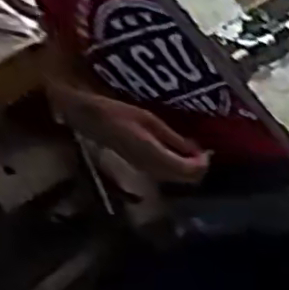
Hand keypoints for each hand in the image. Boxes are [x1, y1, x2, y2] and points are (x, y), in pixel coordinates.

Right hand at [49, 81, 210, 184]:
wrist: (82, 114)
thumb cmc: (114, 110)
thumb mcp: (148, 119)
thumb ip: (173, 138)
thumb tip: (196, 151)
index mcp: (153, 154)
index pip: (189, 170)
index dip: (203, 163)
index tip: (207, 151)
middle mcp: (151, 167)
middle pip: (188, 178)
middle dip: (199, 168)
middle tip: (202, 153)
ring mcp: (144, 169)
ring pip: (179, 179)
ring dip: (190, 169)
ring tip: (191, 152)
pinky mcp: (140, 168)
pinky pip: (168, 175)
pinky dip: (178, 168)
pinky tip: (177, 155)